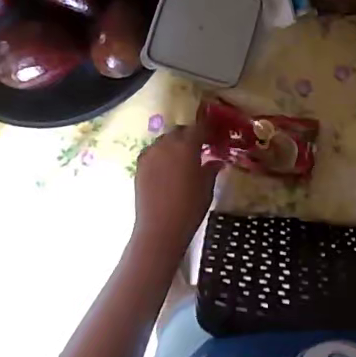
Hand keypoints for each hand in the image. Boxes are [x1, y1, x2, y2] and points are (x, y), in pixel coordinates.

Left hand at [131, 126, 218, 255]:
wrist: (159, 228)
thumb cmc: (189, 206)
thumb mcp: (206, 187)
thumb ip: (211, 169)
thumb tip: (216, 161)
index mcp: (186, 145)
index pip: (199, 128)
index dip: (208, 131)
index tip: (214, 137)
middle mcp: (166, 143)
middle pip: (180, 131)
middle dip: (190, 136)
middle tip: (200, 148)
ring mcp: (150, 153)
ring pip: (165, 140)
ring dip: (175, 144)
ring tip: (182, 159)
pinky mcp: (139, 165)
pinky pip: (153, 151)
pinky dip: (162, 154)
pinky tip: (167, 168)